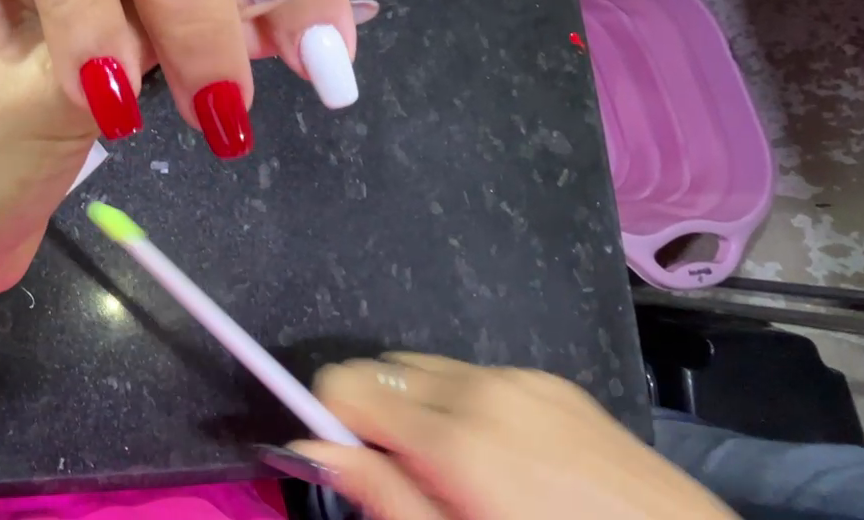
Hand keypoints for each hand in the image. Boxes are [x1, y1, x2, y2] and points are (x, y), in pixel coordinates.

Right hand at [289, 354, 735, 519]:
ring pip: (422, 368)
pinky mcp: (552, 381)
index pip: (343, 383)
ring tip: (461, 466)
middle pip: (378, 369)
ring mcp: (520, 379)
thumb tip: (311, 449)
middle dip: (378, 414)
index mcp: (455, 438)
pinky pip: (472, 375)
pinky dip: (464, 403)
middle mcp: (481, 389)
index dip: (335, 421)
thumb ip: (383, 495)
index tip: (354, 460)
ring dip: (418, 405)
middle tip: (414, 475)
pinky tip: (506, 455)